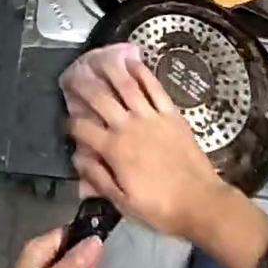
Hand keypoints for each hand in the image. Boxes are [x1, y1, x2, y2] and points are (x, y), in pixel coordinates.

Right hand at [65, 55, 234, 240]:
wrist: (200, 202)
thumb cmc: (160, 208)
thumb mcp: (123, 204)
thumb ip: (99, 179)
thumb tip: (78, 159)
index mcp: (115, 150)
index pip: (84, 129)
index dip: (71, 123)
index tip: (67, 120)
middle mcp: (129, 126)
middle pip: (100, 99)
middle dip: (83, 86)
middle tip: (73, 77)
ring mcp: (151, 116)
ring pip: (126, 86)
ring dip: (111, 70)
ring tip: (99, 59)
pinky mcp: (170, 113)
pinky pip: (154, 87)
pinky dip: (143, 72)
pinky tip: (133, 61)